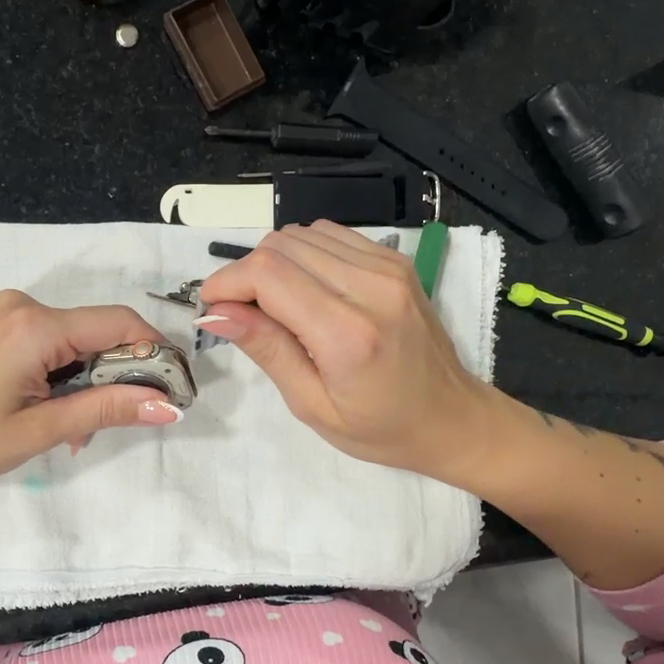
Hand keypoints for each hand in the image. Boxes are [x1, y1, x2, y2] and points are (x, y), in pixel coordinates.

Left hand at [0, 290, 185, 480]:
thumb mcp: (40, 431)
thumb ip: (106, 411)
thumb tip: (169, 406)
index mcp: (34, 327)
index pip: (120, 323)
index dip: (156, 354)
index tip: (174, 392)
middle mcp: (25, 305)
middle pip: (101, 331)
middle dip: (118, 376)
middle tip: (114, 425)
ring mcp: (11, 311)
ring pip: (80, 340)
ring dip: (91, 381)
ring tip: (76, 430)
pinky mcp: (2, 323)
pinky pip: (55, 342)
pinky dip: (67, 374)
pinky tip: (56, 410)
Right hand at [197, 221, 500, 480]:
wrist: (452, 418)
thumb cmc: (379, 429)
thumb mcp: (312, 405)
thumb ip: (267, 349)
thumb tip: (216, 312)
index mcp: (348, 333)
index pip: (268, 274)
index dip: (227, 282)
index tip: (211, 308)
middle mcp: (371, 286)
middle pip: (281, 246)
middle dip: (245, 274)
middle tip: (239, 313)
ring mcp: (388, 266)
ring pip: (302, 234)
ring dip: (273, 263)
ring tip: (272, 306)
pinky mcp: (395, 259)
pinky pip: (329, 236)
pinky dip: (302, 257)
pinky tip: (304, 292)